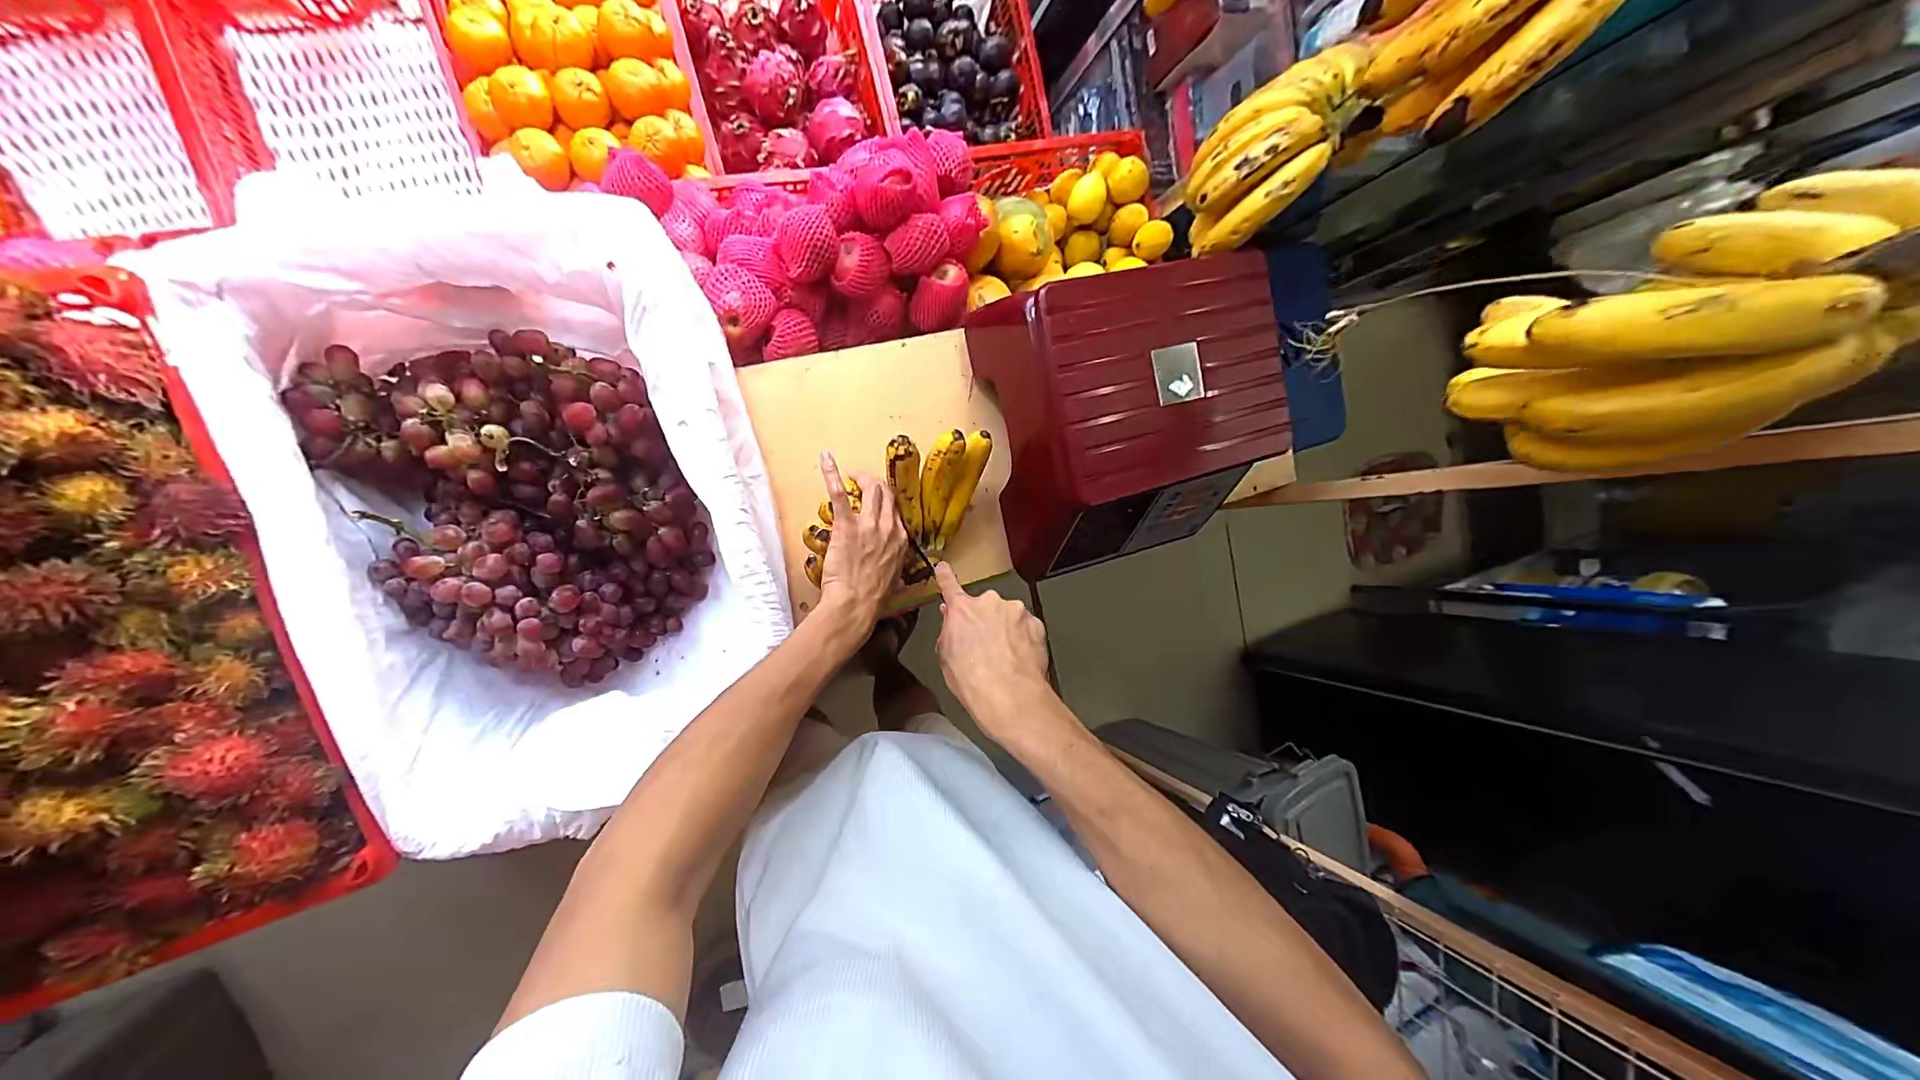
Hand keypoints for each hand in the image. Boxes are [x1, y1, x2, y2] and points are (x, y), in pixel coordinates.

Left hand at [816, 451, 905, 631]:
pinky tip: (826, 459)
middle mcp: (888, 528)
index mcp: (900, 540)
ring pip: (871, 489)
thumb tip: (896, 578)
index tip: (878, 500)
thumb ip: (895, 572)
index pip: (896, 510)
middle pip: (886, 493)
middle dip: (875, 483)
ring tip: (851, 474)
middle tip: (863, 481)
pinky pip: (840, 493)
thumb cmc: (873, 600)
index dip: (886, 501)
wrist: (856, 605)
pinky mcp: (847, 525)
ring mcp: (868, 525)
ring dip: (861, 477)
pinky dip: (832, 474)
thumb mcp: (894, 583)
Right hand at [933, 562, 1052, 739]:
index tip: (944, 568)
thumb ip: (948, 632)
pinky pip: (1026, 627)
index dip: (945, 576)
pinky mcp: (1035, 623)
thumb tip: (950, 622)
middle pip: (984, 608)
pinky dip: (1022, 639)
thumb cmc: (973, 681)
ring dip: (1005, 631)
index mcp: (962, 610)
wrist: (1008, 694)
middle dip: (984, 622)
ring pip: (1007, 617)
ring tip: (1002, 659)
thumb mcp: (946, 657)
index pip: (950, 586)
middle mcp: (989, 603)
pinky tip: (1018, 659)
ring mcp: (1014, 611)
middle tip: (984, 649)